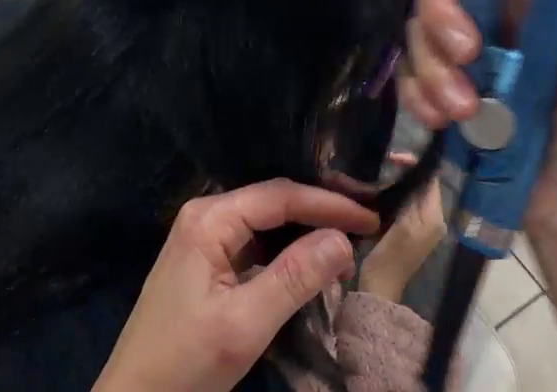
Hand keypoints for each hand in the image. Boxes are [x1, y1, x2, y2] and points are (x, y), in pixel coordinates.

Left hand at [94, 180, 379, 391]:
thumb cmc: (185, 360)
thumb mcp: (245, 323)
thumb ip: (293, 278)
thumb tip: (343, 239)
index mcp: (209, 218)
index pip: (278, 196)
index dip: (327, 204)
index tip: (371, 219)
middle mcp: (205, 216)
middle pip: (272, 201)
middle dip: (319, 211)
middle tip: (366, 225)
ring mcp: (204, 238)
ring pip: (265, 223)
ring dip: (305, 231)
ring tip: (348, 242)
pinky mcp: (207, 263)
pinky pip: (255, 244)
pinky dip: (286, 251)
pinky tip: (312, 262)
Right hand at [357, 154, 444, 301]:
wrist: (381, 286)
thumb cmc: (391, 255)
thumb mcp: (403, 223)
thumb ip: (412, 198)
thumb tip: (413, 169)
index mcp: (435, 217)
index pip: (430, 179)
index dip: (414, 164)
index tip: (392, 156)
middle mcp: (433, 219)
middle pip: (422, 184)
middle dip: (404, 170)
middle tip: (381, 161)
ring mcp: (421, 225)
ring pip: (412, 192)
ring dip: (398, 180)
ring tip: (378, 170)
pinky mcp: (408, 228)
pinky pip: (405, 202)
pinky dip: (394, 192)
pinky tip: (378, 188)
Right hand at [397, 0, 556, 222]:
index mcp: (531, 2)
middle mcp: (488, 20)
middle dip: (440, 15)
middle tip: (467, 56)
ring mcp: (457, 57)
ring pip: (416, 31)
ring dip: (432, 68)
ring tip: (464, 112)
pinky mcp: (435, 92)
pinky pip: (405, 76)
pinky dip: (416, 95)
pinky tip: (440, 122)